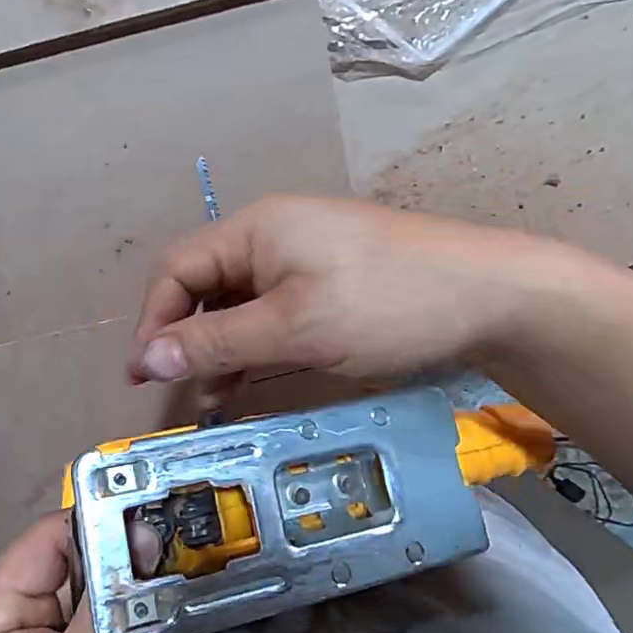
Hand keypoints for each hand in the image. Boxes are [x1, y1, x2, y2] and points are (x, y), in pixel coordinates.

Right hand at [129, 196, 575, 384]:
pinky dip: (257, 346)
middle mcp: (272, 236)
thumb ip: (217, 342)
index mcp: (255, 229)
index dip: (154, 321)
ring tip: (217, 403)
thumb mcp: (294, 328)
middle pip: (206, 286)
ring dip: (221, 350)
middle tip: (185, 398)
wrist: (488, 295)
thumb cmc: (384, 304)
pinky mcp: (328, 283)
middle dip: (187, 341)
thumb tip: (144, 358)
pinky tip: (255, 381)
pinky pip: (274, 312)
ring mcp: (303, 258)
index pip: (178, 268)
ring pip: (240, 304)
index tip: (145, 377)